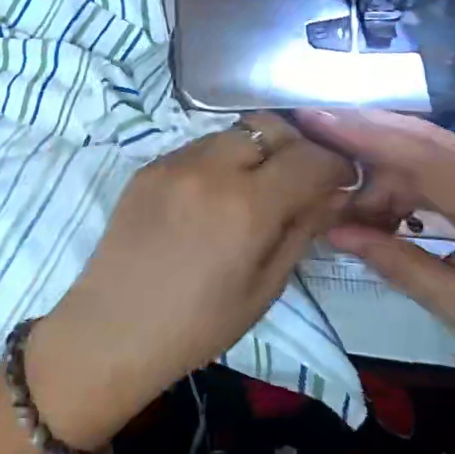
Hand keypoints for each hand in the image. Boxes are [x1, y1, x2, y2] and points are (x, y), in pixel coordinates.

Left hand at [26, 112, 355, 447]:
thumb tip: (332, 194)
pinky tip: (213, 195)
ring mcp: (172, 163)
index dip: (335, 166)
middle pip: (269, 127)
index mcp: (247, 205)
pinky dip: (216, 160)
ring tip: (254, 187)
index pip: (310, 157)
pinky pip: (195, 147)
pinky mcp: (146, 167)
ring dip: (253, 150)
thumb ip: (301, 230)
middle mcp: (209, 169)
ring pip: (230, 133)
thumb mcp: (264, 287)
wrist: (115, 326)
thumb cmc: (197, 324)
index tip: (339, 182)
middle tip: (299, 179)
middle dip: (294, 147)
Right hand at [295, 108, 454, 394]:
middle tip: (313, 127)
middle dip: (365, 128)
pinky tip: (378, 207)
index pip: (416, 154)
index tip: (314, 118)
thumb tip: (334, 230)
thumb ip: (394, 261)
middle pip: (421, 136)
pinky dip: (400, 181)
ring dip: (381, 166)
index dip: (361, 134)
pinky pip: (437, 171)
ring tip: (343, 197)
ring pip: (426, 151)